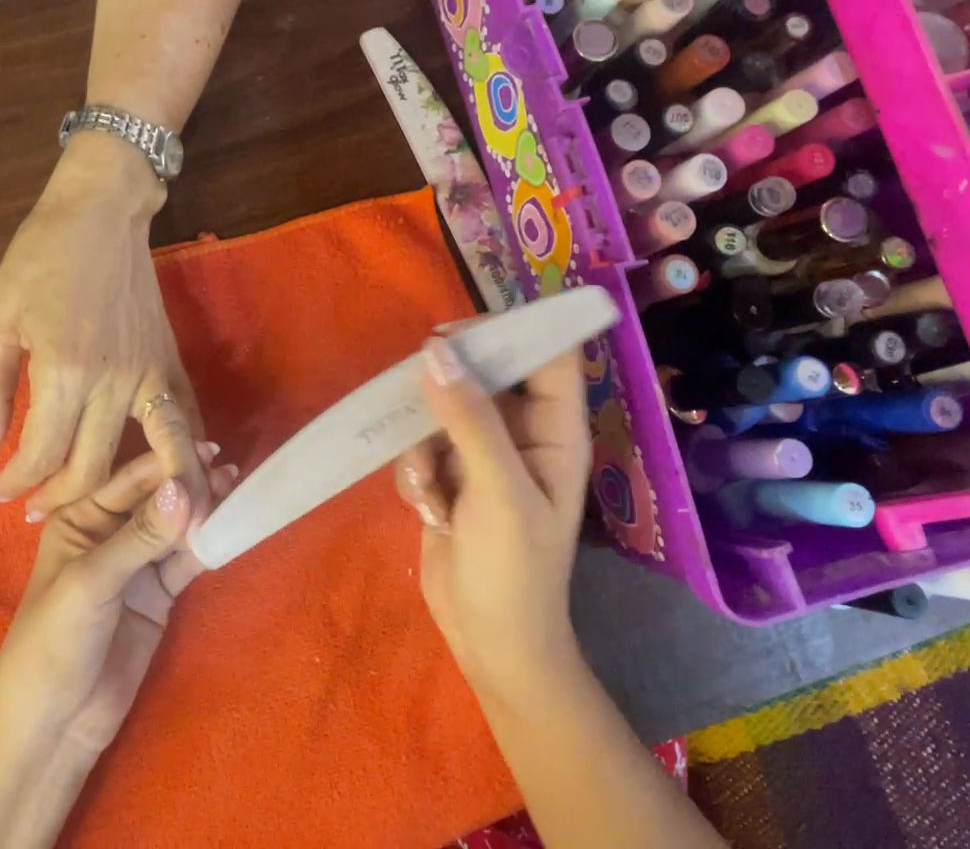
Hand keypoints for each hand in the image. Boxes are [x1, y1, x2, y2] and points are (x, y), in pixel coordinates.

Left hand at [0, 134, 205, 516]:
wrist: (101, 215)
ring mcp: (149, 375)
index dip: (16, 482)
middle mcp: (112, 384)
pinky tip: (164, 480)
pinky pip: (180, 424)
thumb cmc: (39, 260)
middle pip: (90, 468)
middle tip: (33, 506)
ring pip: (139, 459)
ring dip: (113, 492)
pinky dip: (176, 459)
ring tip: (91, 508)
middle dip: (57, 497)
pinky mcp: (170, 364)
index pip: (41, 454)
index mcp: (63, 371)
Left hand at [0, 444, 238, 754]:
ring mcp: (135, 564)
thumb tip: (184, 488)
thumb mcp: (91, 584)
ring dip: (203, 510)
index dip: (165, 465)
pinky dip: (207, 545)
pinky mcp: (157, 594)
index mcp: (79, 518)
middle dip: (189, 483)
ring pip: (175, 528)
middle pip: (155, 499)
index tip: (205, 451)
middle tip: (228, 467)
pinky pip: (185, 561)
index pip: (128, 481)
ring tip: (236, 486)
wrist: (54, 723)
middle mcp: (108, 533)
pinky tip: (230, 526)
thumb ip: (140, 537)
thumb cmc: (53, 643)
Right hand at [392, 336, 592, 708]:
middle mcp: (521, 432)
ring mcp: (481, 454)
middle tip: (414, 401)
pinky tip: (425, 509)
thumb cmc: (513, 570)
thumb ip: (469, 419)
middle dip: (443, 391)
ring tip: (430, 490)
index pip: (545, 352)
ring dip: (421, 444)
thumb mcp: (497, 491)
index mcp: (555, 429)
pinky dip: (414, 470)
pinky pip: (420, 444)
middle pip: (481, 374)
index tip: (451, 335)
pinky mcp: (448, 475)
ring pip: (439, 410)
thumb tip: (435, 350)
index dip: (508, 330)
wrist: (488, 639)